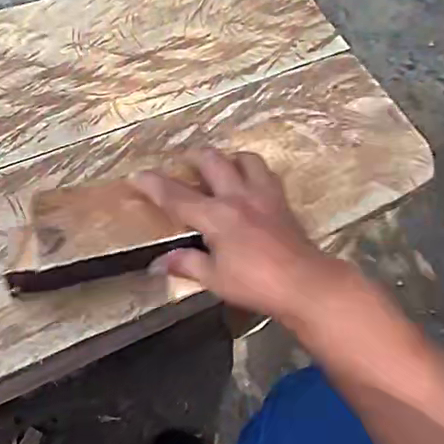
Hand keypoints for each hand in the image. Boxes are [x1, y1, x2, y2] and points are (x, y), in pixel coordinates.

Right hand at [131, 148, 354, 323]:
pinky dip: (254, 172)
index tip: (138, 175)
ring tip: (222, 169)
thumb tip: (159, 262)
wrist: (305, 283)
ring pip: (245, 158)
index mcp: (216, 215)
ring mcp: (264, 195)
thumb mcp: (215, 279)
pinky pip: (266, 174)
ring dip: (229, 158)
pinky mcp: (282, 202)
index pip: (177, 196)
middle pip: (212, 161)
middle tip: (184, 166)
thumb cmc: (256, 284)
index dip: (154, 184)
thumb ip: (187, 264)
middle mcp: (239, 196)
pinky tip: (251, 186)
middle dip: (193, 158)